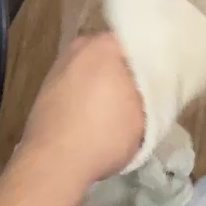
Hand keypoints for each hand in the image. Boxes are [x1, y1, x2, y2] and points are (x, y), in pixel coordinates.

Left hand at [17, 33, 145, 185]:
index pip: (136, 43)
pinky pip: (76, 84)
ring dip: (103, 84)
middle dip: (125, 72)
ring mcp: (60, 66)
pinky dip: (85, 96)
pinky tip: (92, 118)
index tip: (159, 80)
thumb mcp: (144, 114)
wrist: (53, 162)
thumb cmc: (104, 133)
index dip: (150, 62)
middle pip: (112, 54)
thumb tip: (152, 84)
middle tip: (140, 96)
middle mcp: (80, 46)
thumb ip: (152, 91)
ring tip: (115, 111)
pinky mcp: (46, 87)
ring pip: (92, 69)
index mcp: (105, 44)